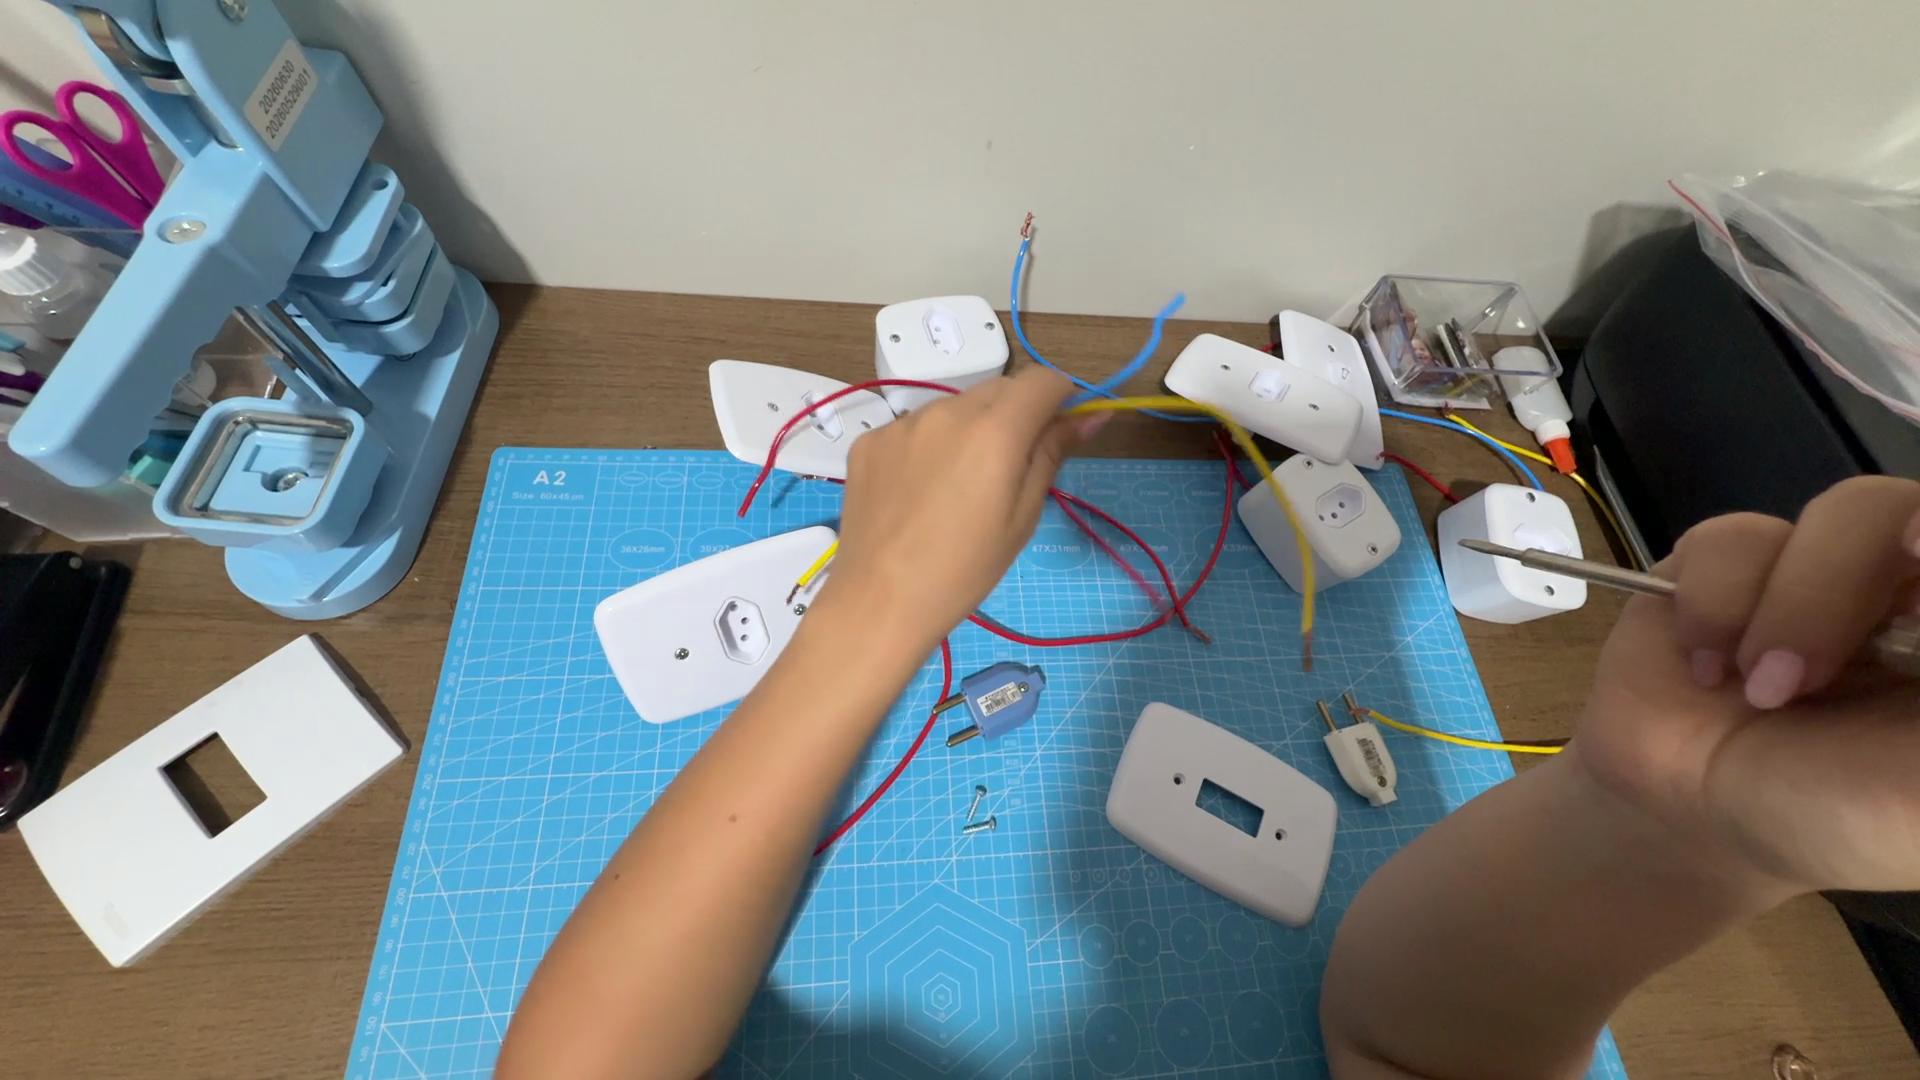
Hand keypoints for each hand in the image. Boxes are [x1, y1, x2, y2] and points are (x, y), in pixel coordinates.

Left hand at [819, 367, 1099, 648]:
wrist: (879, 601)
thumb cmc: (964, 571)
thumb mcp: (1022, 517)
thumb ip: (1052, 454)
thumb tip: (1090, 416)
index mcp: (995, 431)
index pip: (1041, 379)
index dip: (1058, 398)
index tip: (1057, 431)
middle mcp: (947, 412)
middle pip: (997, 389)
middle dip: (1014, 414)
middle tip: (1007, 469)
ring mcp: (902, 424)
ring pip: (953, 407)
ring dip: (968, 429)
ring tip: (956, 487)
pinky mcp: (870, 441)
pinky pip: (913, 428)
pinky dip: (926, 446)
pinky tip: (918, 492)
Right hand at [1569, 476, 1919, 896]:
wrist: (1688, 813)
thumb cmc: (1842, 817)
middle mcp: (1918, 590)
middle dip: (1860, 590)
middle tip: (1828, 665)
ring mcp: (1820, 571)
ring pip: (1842, 515)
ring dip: (1788, 609)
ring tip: (1760, 688)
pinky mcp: (1716, 568)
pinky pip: (1727, 541)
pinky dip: (1710, 607)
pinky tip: (1707, 666)